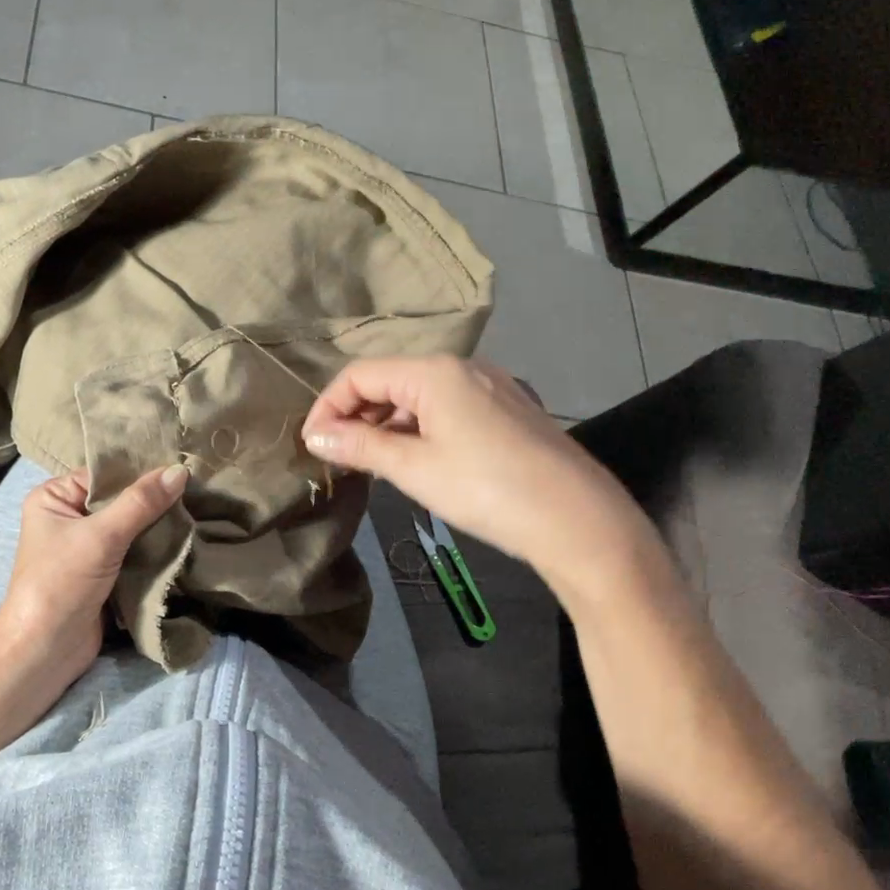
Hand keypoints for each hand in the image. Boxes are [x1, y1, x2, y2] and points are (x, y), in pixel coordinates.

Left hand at [0, 465, 188, 689]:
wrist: (45, 649)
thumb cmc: (60, 583)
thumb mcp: (101, 536)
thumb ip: (140, 503)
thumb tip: (180, 470)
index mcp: (53, 497)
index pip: (103, 475)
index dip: (140, 472)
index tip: (182, 468)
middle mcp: (67, 518)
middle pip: (118, 501)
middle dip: (154, 502)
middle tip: (197, 492)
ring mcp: (85, 549)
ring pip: (130, 529)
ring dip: (157, 528)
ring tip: (196, 515)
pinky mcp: (102, 575)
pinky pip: (132, 553)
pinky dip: (154, 551)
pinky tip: (184, 541)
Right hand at [300, 356, 655, 598]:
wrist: (577, 520)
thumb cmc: (486, 489)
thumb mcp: (412, 468)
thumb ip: (359, 446)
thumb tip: (314, 437)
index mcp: (435, 372)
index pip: (360, 374)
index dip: (327, 407)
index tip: (312, 447)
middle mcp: (462, 369)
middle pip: (388, 381)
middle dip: (354, 415)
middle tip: (335, 458)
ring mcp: (489, 389)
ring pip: (416, 397)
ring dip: (383, 426)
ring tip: (368, 466)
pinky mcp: (505, 412)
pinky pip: (443, 410)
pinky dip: (415, 431)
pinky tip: (410, 464)